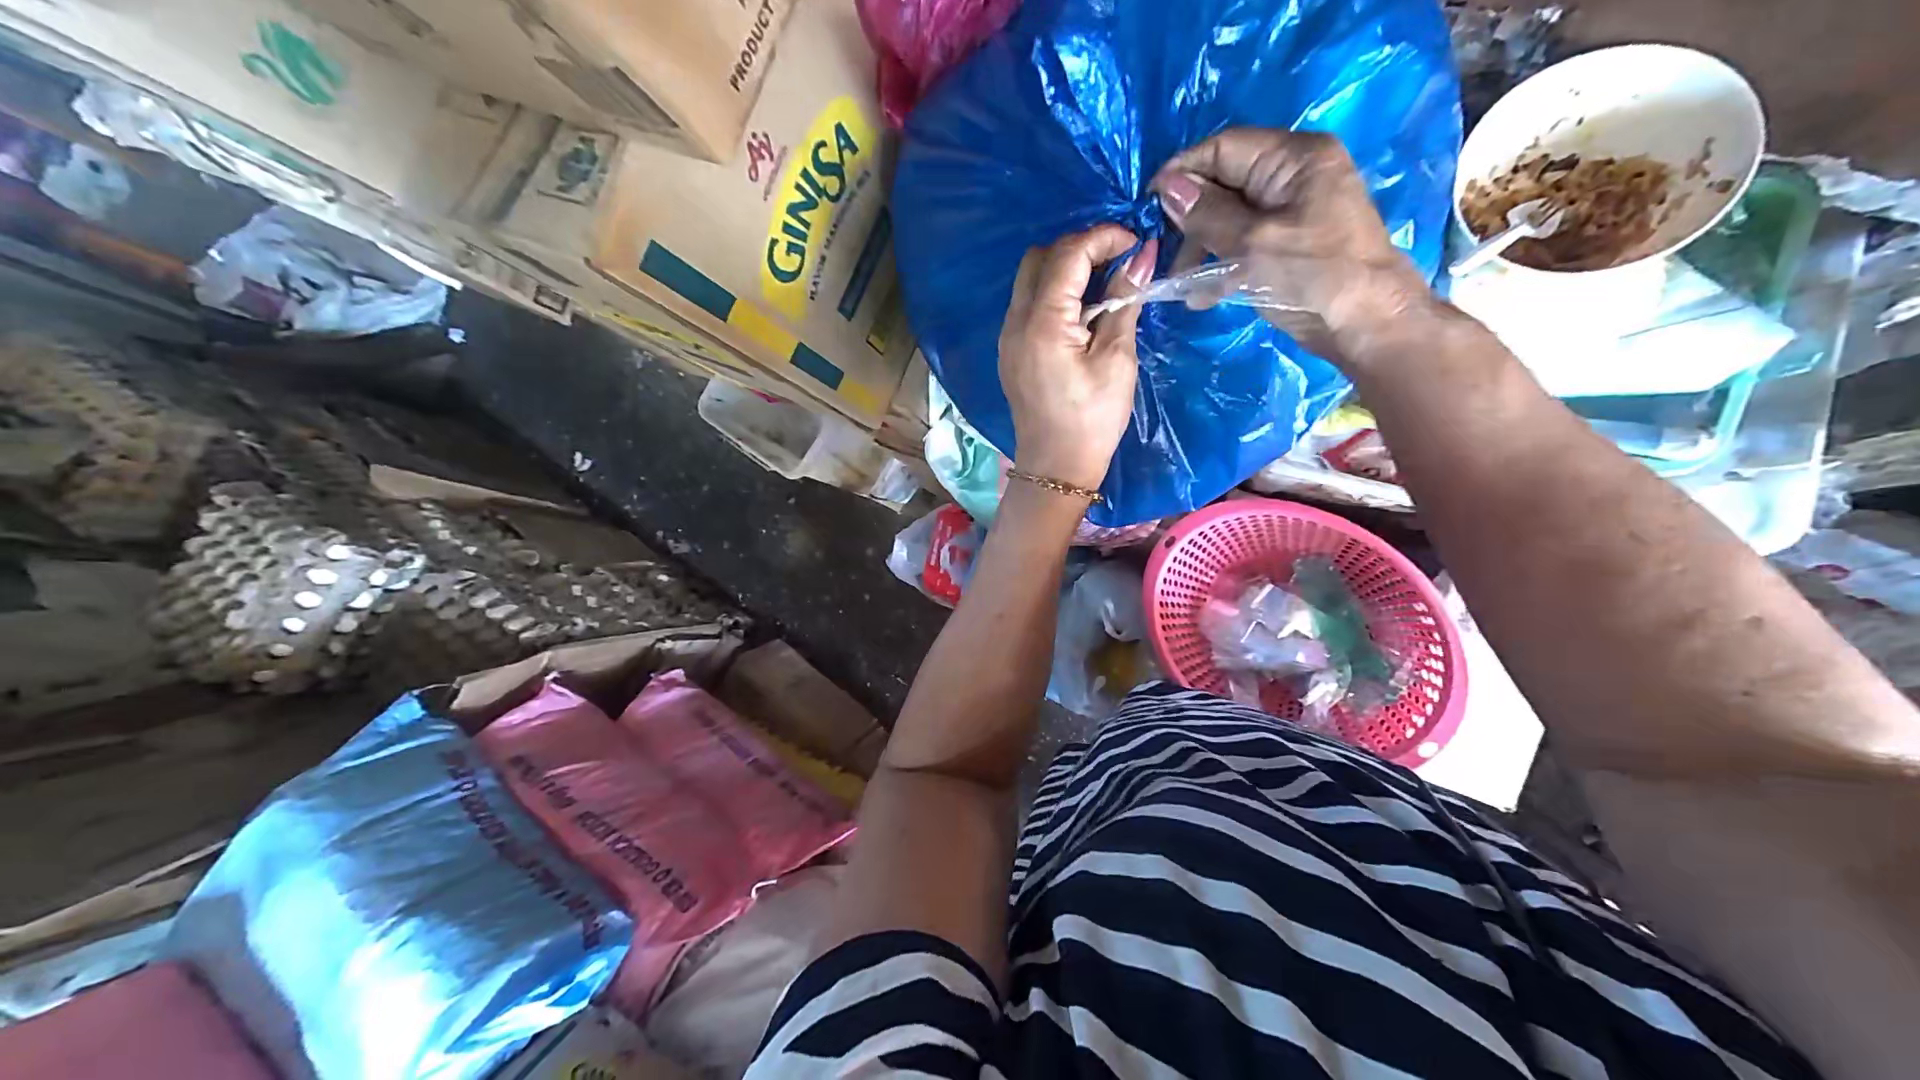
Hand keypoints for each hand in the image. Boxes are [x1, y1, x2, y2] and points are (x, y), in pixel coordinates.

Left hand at [999, 225, 1156, 490]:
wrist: (1055, 466)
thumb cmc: (1092, 419)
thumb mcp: (1117, 359)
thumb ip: (1123, 302)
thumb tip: (1143, 257)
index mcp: (1042, 322)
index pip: (1068, 254)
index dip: (1104, 238)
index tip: (1136, 245)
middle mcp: (1015, 322)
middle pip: (1040, 257)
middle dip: (1080, 248)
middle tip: (1118, 262)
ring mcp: (1007, 337)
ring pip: (1030, 279)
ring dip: (1065, 271)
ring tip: (1103, 287)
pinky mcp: (1010, 351)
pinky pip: (1027, 304)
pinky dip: (1053, 294)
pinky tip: (1082, 313)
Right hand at [1150, 129, 1439, 363]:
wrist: (1367, 324)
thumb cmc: (1314, 276)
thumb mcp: (1253, 244)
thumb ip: (1207, 214)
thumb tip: (1166, 188)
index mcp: (1294, 158)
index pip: (1225, 147)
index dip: (1183, 171)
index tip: (1148, 203)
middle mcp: (1294, 174)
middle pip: (1224, 182)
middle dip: (1191, 218)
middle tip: (1164, 252)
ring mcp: (1292, 209)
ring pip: (1229, 216)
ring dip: (1201, 247)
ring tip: (1184, 283)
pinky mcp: (1288, 241)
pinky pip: (1243, 241)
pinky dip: (1221, 263)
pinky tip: (1203, 294)